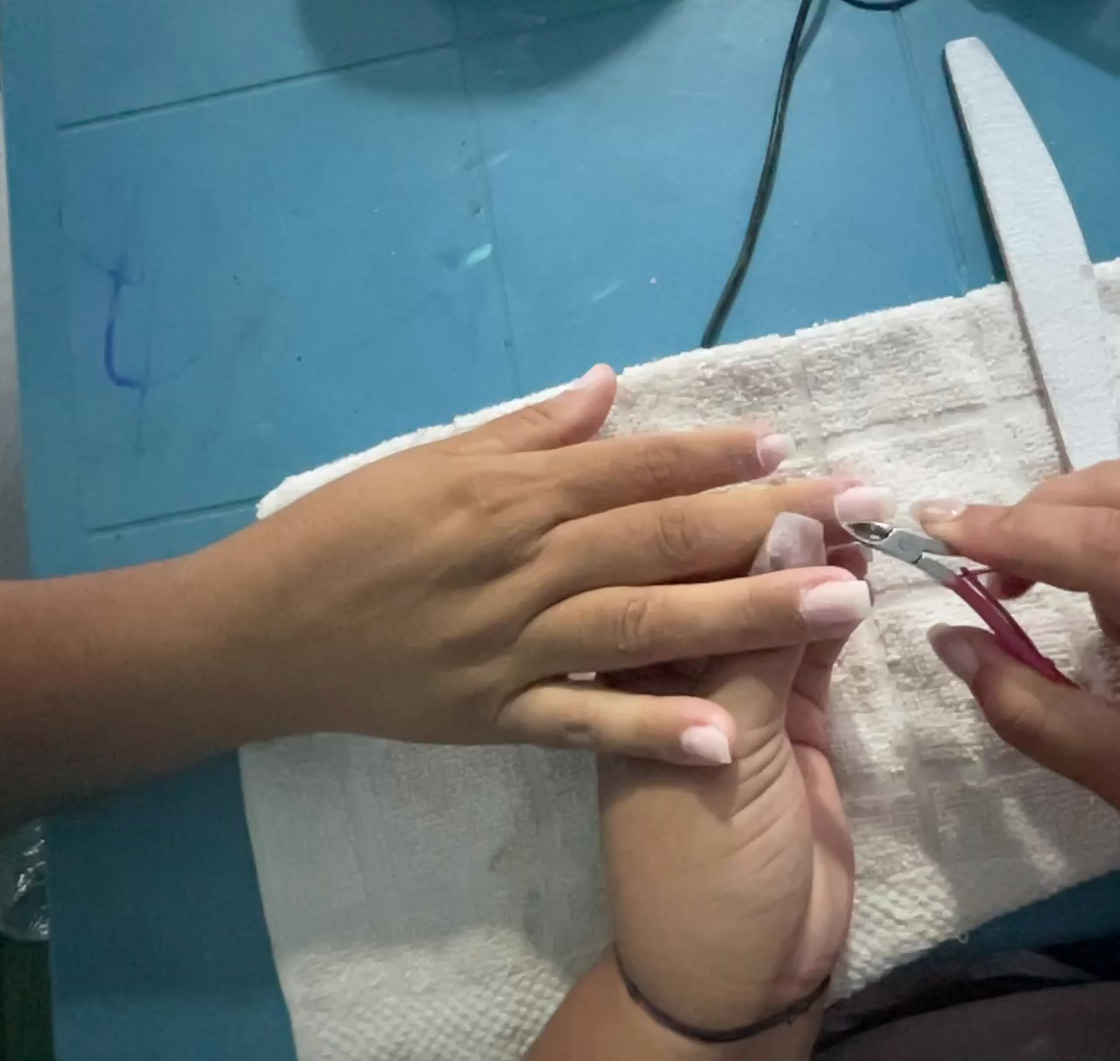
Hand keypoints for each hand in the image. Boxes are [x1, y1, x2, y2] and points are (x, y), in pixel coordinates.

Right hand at [173, 366, 872, 763]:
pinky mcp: (495, 717)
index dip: (715, 454)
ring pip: (645, 622)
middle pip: (663, 537)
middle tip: (860, 514)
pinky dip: (648, 728)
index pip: (634, 468)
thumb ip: (528, 426)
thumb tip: (610, 383)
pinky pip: (581, 722)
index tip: (789, 446)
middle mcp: (524, 562)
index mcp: (510, 493)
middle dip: (767, 521)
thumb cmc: (349, 532)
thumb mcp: (430, 459)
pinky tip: (724, 735)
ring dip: (746, 614)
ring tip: (837, 606)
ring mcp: (514, 645)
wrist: (259, 631)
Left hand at [599, 514, 856, 1032]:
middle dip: (778, 527)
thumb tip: (786, 530)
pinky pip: (810, 646)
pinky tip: (861, 570)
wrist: (743, 967)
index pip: (667, 566)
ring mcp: (733, 686)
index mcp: (626, 663)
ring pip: (771, 603)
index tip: (768, 459)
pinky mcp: (784, 715)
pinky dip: (837, 610)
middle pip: (725, 576)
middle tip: (839, 480)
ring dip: (814, 561)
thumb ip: (754, 640)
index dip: (717, 512)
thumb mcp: (723, 747)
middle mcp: (672, 662)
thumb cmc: (699, 858)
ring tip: (860, 510)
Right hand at [918, 461, 1119, 911]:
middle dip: (1028, 520)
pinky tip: (1103, 597)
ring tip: (1024, 583)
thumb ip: (1031, 711)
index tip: (933, 529)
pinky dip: (1101, 534)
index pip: (1119, 551)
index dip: (1016, 531)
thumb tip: (949, 638)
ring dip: (1061, 522)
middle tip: (972, 570)